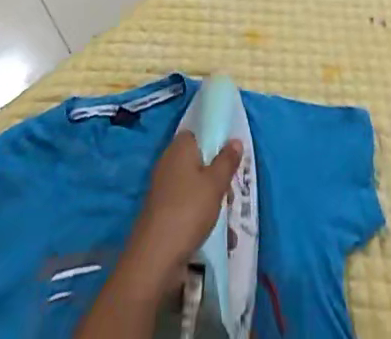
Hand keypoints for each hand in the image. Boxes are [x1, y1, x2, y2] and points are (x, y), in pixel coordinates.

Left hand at [115, 131, 242, 296]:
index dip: (214, 141)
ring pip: (196, 187)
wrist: (155, 257)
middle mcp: (169, 164)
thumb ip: (227, 161)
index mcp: (179, 148)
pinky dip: (202, 217)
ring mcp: (164, 190)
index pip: (197, 134)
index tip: (231, 157)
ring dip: (214, 201)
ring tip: (228, 222)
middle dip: (218, 177)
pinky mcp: (163, 212)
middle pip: (199, 162)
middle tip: (230, 194)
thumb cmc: (189, 210)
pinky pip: (189, 207)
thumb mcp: (216, 183)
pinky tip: (219, 237)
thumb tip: (235, 140)